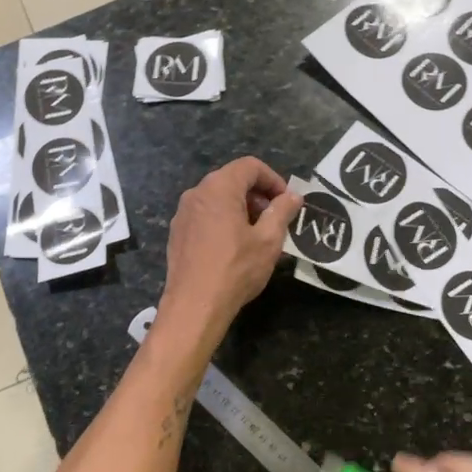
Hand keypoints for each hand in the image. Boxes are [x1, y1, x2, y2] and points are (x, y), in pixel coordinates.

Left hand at [159, 158, 301, 329]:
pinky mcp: (177, 233)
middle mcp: (196, 193)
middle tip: (275, 219)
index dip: (273, 179)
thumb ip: (282, 211)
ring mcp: (183, 213)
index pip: (250, 166)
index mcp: (219, 188)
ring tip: (257, 235)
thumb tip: (293, 196)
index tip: (287, 202)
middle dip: (258, 195)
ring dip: (241, 208)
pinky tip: (234, 247)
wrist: (194, 305)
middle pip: (232, 180)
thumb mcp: (268, 240)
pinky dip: (223, 221)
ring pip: (217, 198)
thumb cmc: (235, 269)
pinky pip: (205, 216)